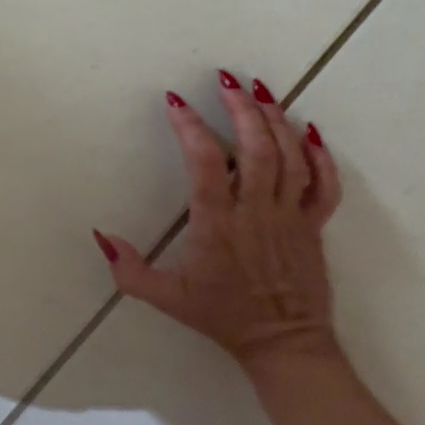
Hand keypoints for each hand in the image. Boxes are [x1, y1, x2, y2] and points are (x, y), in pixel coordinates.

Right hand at [97, 73, 343, 372]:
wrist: (285, 345)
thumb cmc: (222, 315)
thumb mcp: (166, 296)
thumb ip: (130, 269)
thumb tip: (101, 234)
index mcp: (218, 223)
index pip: (205, 162)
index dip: (190, 127)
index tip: (175, 101)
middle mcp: (256, 211)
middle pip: (256, 149)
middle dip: (241, 108)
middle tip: (226, 79)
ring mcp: (290, 216)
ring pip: (289, 158)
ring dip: (275, 119)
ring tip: (260, 89)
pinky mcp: (314, 225)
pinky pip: (324, 185)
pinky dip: (320, 156)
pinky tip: (308, 129)